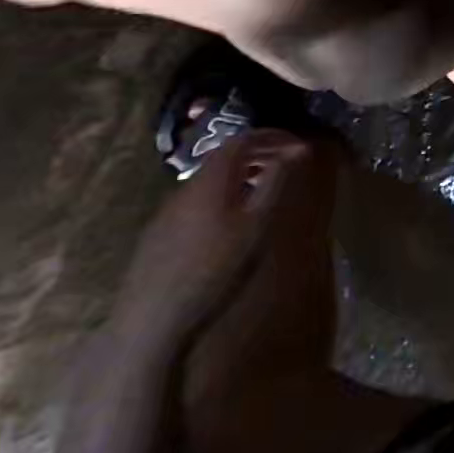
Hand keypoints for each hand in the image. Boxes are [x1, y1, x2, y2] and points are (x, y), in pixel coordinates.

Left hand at [109, 128, 311, 340]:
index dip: (272, 136)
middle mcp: (188, 183)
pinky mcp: (161, 229)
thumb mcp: (258, 223)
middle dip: (258, 152)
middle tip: (285, 162)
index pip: (244, 139)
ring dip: (241, 173)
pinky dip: (223, 192)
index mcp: (213, 177)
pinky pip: (199, 196)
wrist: (155, 316)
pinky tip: (231, 217)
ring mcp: (170, 206)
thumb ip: (277, 182)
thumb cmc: (217, 267)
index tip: (297, 145)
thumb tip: (298, 150)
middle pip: (226, 155)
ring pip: (211, 177)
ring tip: (264, 186)